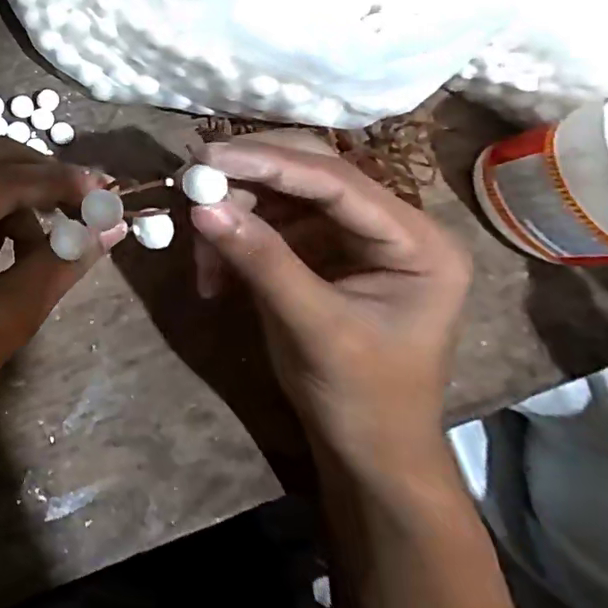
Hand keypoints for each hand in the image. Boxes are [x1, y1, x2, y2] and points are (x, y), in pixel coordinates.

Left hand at [0, 142, 123, 466]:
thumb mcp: (8, 315)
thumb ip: (61, 261)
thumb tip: (113, 224)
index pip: (4, 179)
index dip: (60, 183)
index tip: (110, 194)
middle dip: (45, 181)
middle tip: (92, 207)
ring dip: (22, 201)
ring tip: (45, 249)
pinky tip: (3, 256)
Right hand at [186, 132, 471, 474]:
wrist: (366, 448)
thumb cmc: (361, 396)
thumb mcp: (314, 327)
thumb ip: (262, 260)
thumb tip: (201, 206)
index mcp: (416, 241)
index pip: (336, 181)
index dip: (269, 163)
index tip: (206, 159)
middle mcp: (385, 224)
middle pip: (306, 171)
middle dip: (246, 178)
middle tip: (191, 183)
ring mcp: (347, 233)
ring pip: (277, 191)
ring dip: (231, 212)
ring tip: (201, 255)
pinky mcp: (314, 247)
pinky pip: (263, 219)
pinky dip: (231, 236)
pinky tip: (211, 272)